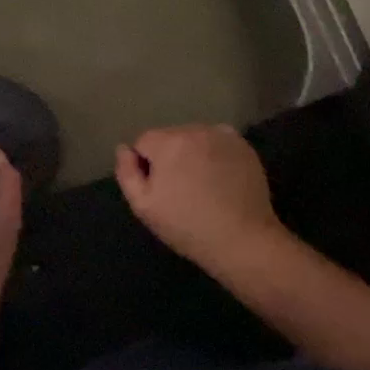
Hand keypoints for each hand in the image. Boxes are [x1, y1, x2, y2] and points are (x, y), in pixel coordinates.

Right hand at [115, 125, 278, 267]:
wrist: (243, 239)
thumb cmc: (187, 226)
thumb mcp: (143, 206)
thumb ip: (127, 172)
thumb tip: (124, 149)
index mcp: (168, 142)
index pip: (143, 142)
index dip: (146, 167)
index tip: (159, 191)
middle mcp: (195, 130)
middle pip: (169, 137)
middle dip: (169, 158)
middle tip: (181, 191)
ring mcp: (223, 136)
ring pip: (194, 138)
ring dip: (192, 154)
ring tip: (203, 186)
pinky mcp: (244, 146)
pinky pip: (218, 142)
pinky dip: (215, 154)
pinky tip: (221, 178)